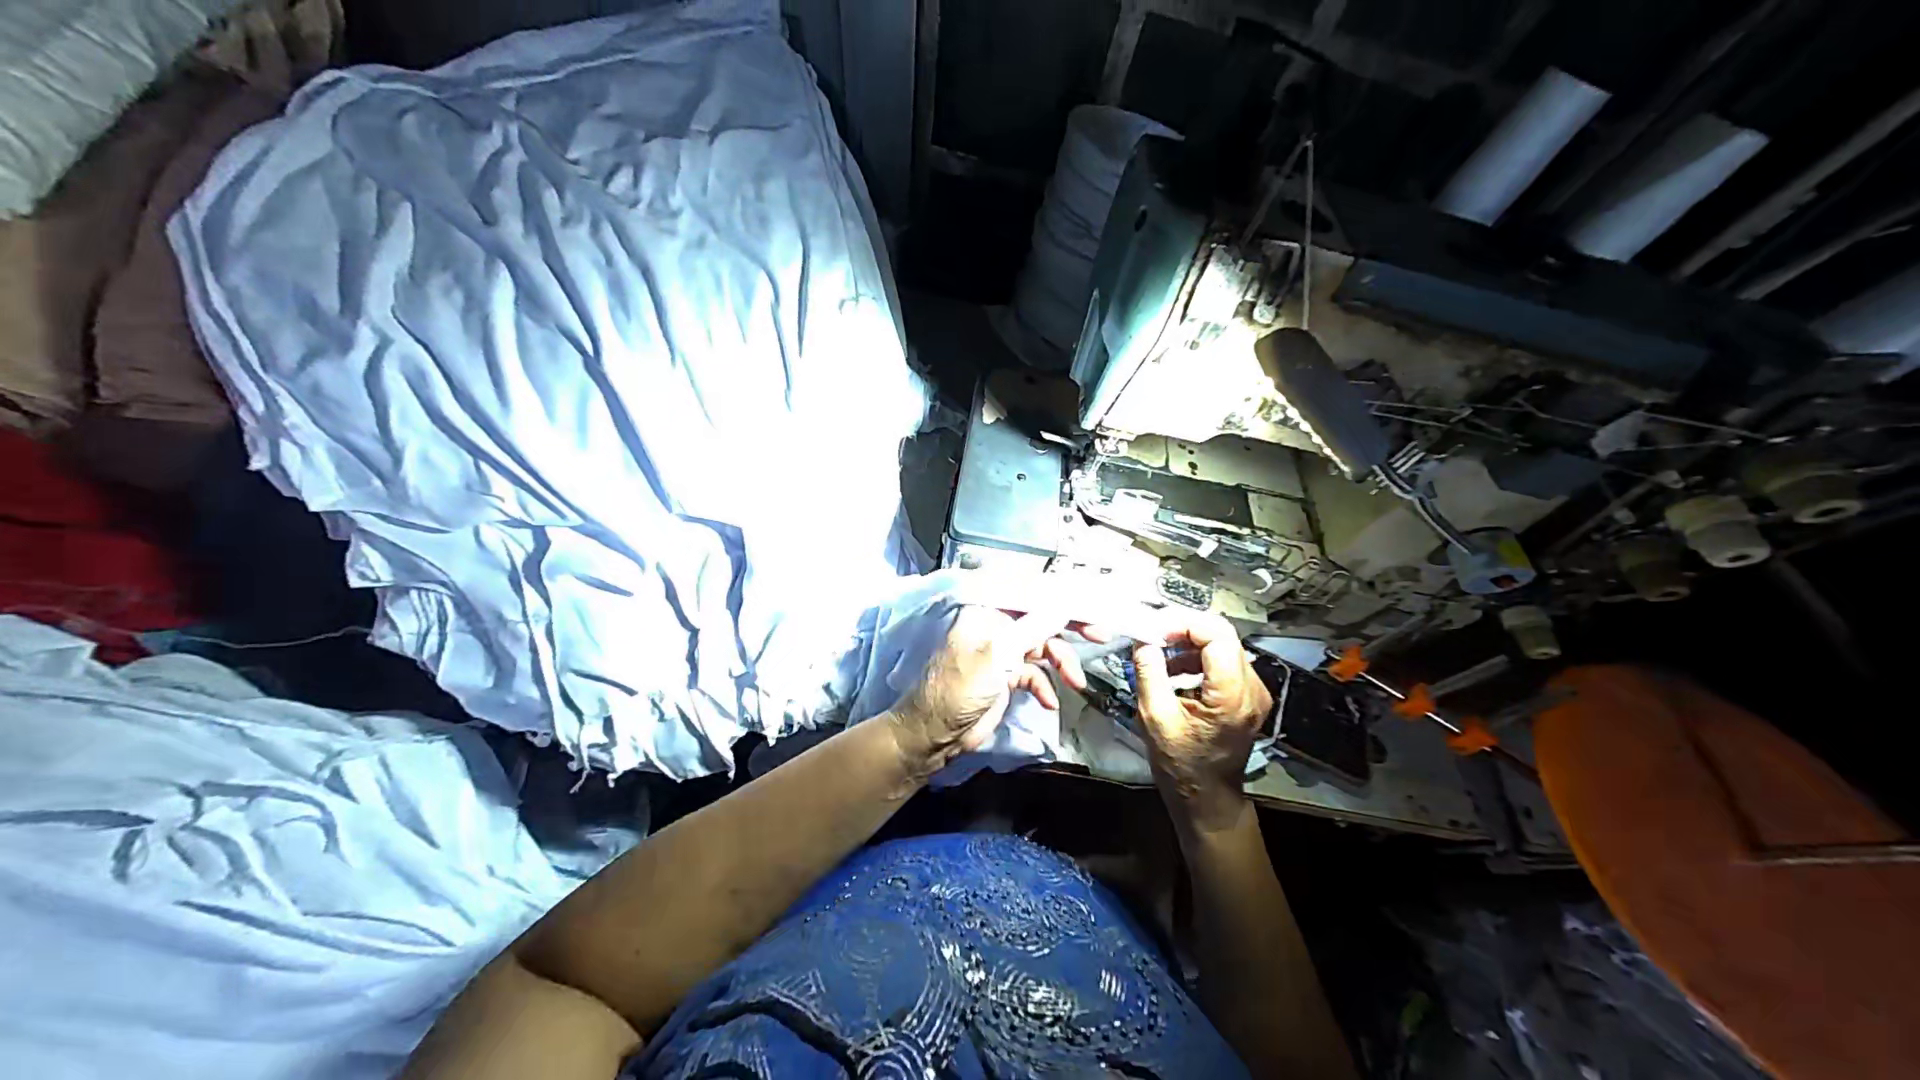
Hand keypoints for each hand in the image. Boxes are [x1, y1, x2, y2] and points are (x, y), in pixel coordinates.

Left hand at [886, 606, 1094, 779]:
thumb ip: (1033, 627)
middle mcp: (995, 625)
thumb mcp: (998, 655)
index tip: (1091, 602)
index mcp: (985, 609)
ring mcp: (1001, 651)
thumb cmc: (958, 689)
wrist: (934, 736)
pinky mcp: (1005, 676)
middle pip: (1040, 617)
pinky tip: (1049, 702)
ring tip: (1076, 683)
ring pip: (1042, 647)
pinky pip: (1035, 674)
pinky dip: (1045, 685)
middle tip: (1099, 635)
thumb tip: (1064, 603)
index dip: (1061, 594)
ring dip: (1061, 663)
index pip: (1029, 591)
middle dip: (1069, 627)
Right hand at [1132, 612, 1271, 832]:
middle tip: (1152, 634)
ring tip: (1157, 654)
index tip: (1154, 629)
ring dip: (1187, 642)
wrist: (1206, 797)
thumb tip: (1143, 638)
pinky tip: (1173, 670)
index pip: (1217, 635)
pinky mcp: (1246, 694)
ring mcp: (1253, 691)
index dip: (1184, 623)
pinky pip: (1222, 661)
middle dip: (1183, 628)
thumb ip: (1149, 672)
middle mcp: (1252, 688)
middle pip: (1222, 635)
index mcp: (1233, 695)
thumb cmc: (1180, 764)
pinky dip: (1195, 657)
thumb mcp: (1155, 717)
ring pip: (1222, 644)